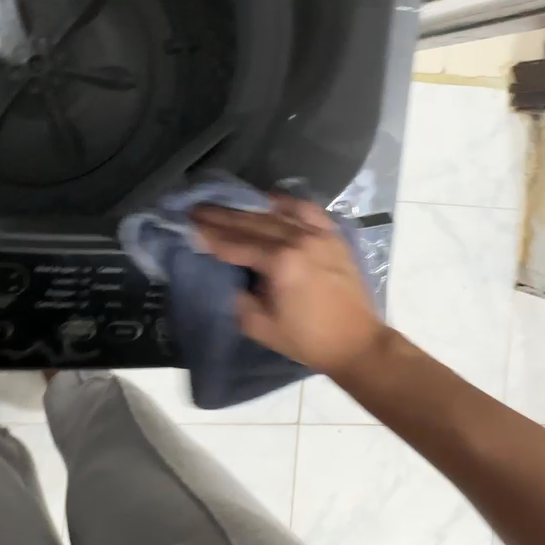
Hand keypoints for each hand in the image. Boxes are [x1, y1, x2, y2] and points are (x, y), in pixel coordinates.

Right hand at [190, 195, 389, 376]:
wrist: (357, 343)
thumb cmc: (307, 339)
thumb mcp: (260, 326)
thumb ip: (237, 297)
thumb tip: (225, 275)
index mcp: (280, 262)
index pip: (235, 244)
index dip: (209, 236)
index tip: (188, 227)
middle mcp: (298, 239)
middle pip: (251, 222)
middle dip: (220, 216)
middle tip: (195, 209)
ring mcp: (318, 233)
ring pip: (274, 212)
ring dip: (245, 208)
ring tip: (223, 205)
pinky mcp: (332, 235)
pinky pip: (305, 209)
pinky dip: (284, 203)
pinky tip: (267, 201)